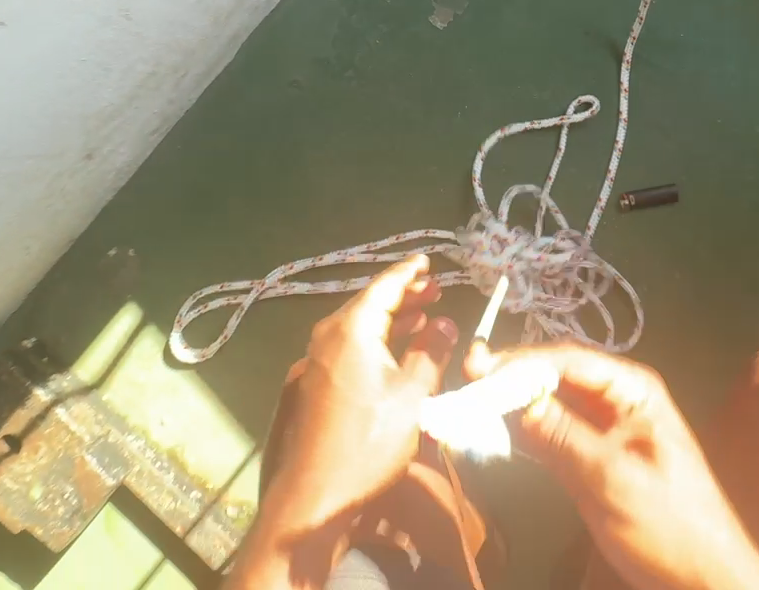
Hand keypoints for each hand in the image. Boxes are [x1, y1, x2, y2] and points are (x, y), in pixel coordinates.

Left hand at [268, 254, 459, 521]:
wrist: (312, 498)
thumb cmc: (367, 442)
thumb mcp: (412, 397)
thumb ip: (431, 353)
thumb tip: (446, 323)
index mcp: (351, 329)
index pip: (384, 286)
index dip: (408, 272)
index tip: (427, 260)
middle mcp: (328, 335)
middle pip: (369, 302)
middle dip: (403, 294)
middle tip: (434, 290)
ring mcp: (316, 359)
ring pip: (358, 325)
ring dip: (391, 318)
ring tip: (422, 316)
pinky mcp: (314, 382)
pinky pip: (349, 345)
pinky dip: (375, 339)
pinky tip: (394, 350)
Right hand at [465, 343, 758, 589]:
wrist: (703, 581)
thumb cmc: (671, 524)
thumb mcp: (615, 479)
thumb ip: (564, 437)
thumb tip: (517, 401)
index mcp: (631, 389)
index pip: (567, 360)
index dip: (521, 361)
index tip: (479, 368)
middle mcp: (612, 398)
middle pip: (552, 376)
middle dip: (509, 378)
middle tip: (465, 380)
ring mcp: (597, 428)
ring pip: (544, 402)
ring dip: (508, 403)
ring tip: (466, 401)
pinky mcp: (584, 457)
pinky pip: (545, 433)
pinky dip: (517, 432)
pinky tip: (486, 431)